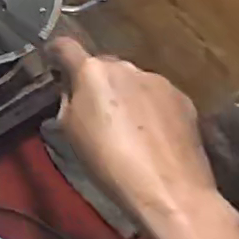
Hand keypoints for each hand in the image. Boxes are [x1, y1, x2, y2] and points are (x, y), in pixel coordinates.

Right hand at [46, 36, 217, 231]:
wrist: (171, 193)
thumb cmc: (108, 162)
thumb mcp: (70, 129)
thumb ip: (68, 98)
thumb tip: (73, 89)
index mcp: (91, 71)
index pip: (64, 45)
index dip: (55, 53)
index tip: (54, 67)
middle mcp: (125, 67)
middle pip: (101, 64)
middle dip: (95, 80)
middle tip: (94, 108)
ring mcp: (158, 81)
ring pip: (131, 79)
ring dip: (124, 93)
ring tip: (129, 125)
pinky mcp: (184, 99)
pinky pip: (156, 94)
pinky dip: (149, 106)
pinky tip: (153, 133)